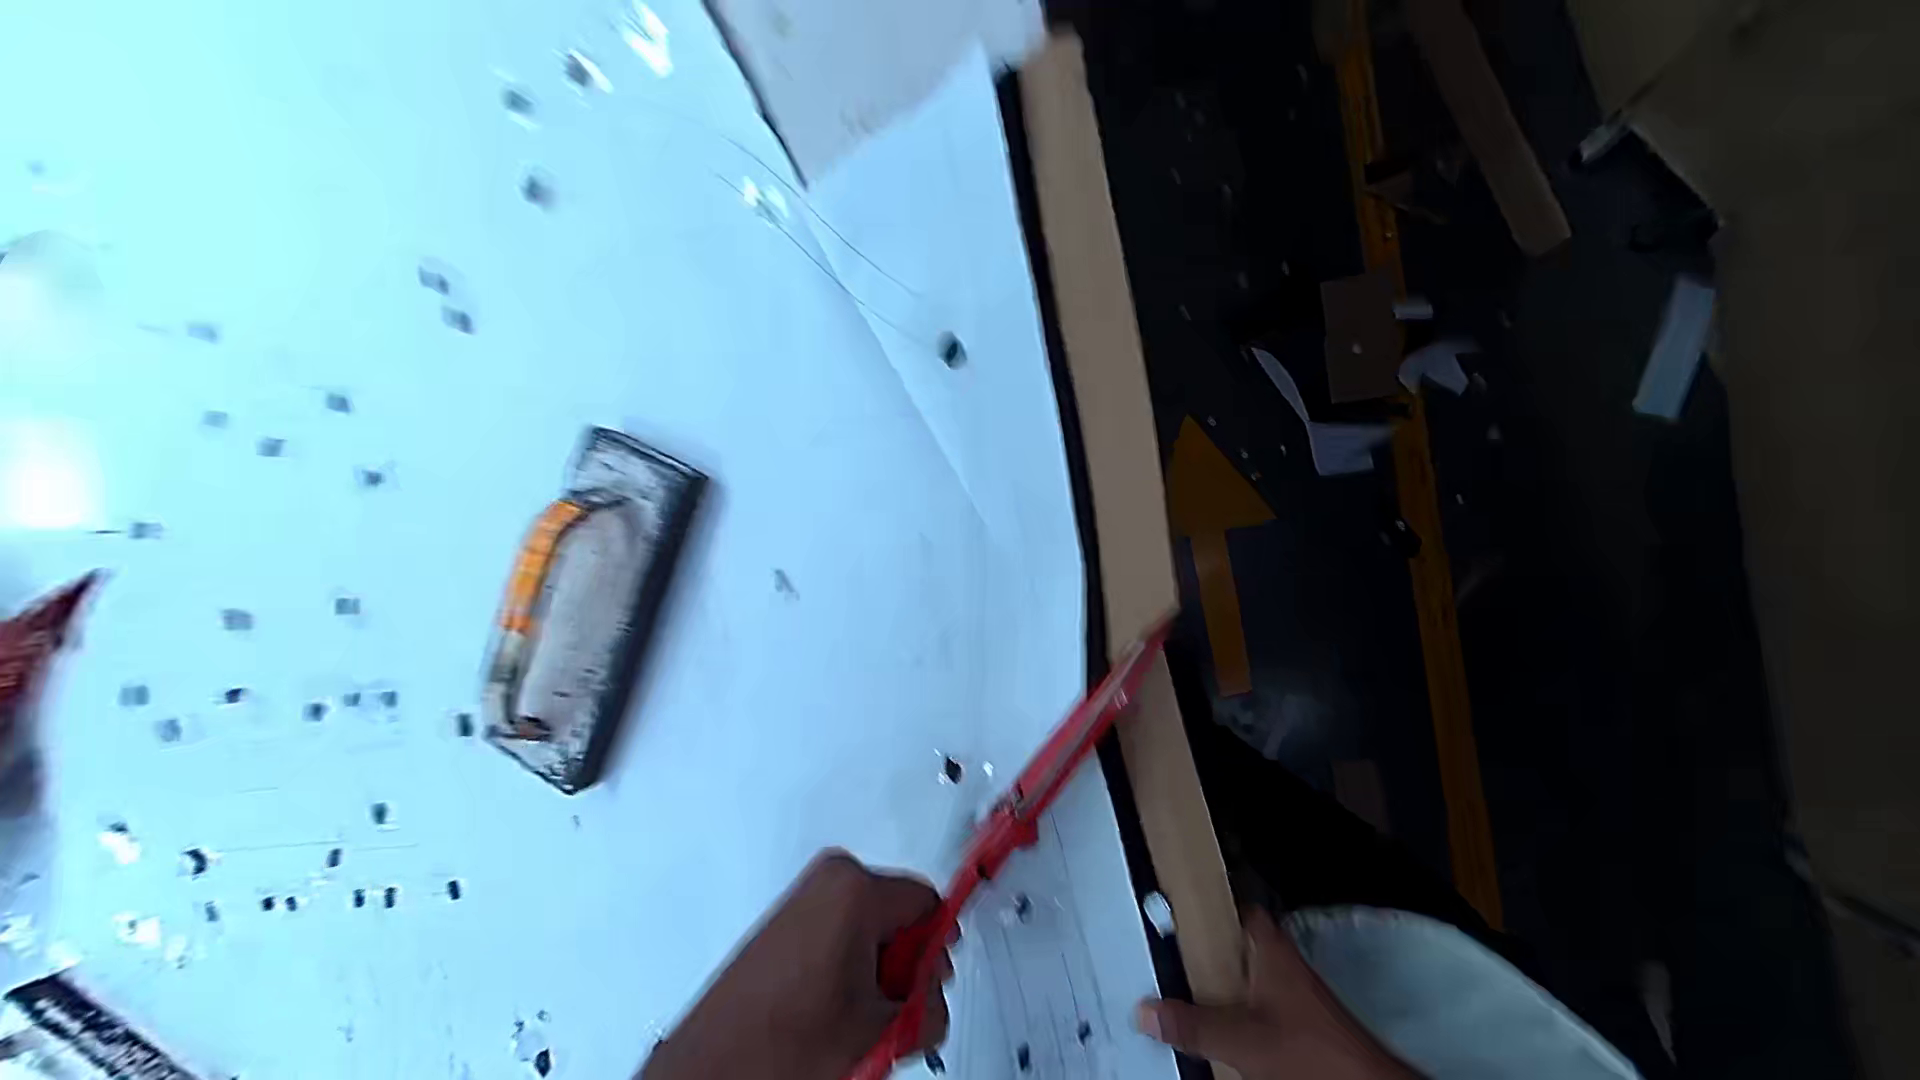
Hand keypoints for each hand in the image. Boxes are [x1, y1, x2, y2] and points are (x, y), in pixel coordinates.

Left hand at [642, 850, 951, 1079]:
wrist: (710, 1070)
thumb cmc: (774, 1047)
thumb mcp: (879, 1031)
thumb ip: (928, 1005)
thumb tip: (933, 999)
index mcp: (855, 887)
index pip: (930, 903)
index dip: (936, 949)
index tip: (932, 981)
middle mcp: (830, 878)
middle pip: (899, 914)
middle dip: (903, 966)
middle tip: (890, 1013)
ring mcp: (805, 896)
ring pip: (871, 927)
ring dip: (875, 972)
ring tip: (855, 1022)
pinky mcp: (788, 919)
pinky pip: (842, 932)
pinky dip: (848, 969)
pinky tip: (834, 1013)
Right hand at [1136, 909, 1418, 1079]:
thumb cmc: (1308, 1049)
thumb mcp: (1243, 1040)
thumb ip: (1194, 1025)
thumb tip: (1145, 1011)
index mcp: (1268, 946)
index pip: (1236, 903)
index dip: (1208, 899)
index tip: (1177, 902)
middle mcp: (1281, 958)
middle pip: (1235, 936)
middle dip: (1206, 941)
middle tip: (1171, 945)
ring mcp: (1291, 987)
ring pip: (1246, 967)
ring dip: (1220, 973)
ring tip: (1184, 979)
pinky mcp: (1297, 1014)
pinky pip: (1255, 993)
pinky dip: (1235, 998)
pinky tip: (1218, 1014)